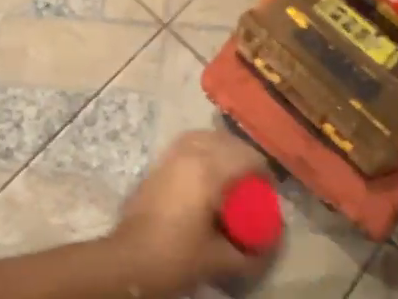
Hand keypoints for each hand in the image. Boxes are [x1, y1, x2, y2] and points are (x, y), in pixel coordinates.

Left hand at [110, 130, 276, 295]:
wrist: (128, 260)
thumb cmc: (175, 256)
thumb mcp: (217, 259)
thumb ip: (248, 254)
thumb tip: (269, 247)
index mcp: (209, 170)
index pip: (248, 157)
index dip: (264, 172)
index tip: (269, 190)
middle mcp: (191, 153)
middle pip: (228, 142)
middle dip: (245, 158)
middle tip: (253, 183)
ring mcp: (172, 154)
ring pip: (207, 137)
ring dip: (223, 148)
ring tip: (231, 171)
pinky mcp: (158, 162)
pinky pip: (189, 142)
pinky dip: (204, 148)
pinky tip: (206, 169)